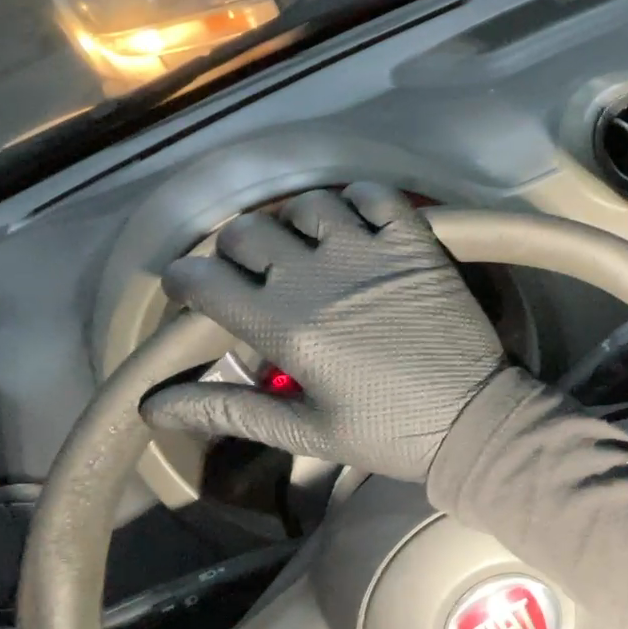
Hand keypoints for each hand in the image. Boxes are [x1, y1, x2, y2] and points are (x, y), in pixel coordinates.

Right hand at [140, 184, 504, 482]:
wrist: (475, 418)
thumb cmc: (391, 432)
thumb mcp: (308, 432)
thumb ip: (231, 411)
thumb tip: (151, 407)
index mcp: (285, 327)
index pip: (203, 279)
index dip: (188, 281)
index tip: (198, 291)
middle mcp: (320, 277)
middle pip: (249, 231)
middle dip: (239, 249)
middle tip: (259, 273)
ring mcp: (372, 254)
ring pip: (309, 204)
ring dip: (299, 221)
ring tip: (311, 248)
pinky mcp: (417, 245)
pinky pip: (378, 196)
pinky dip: (360, 200)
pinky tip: (359, 224)